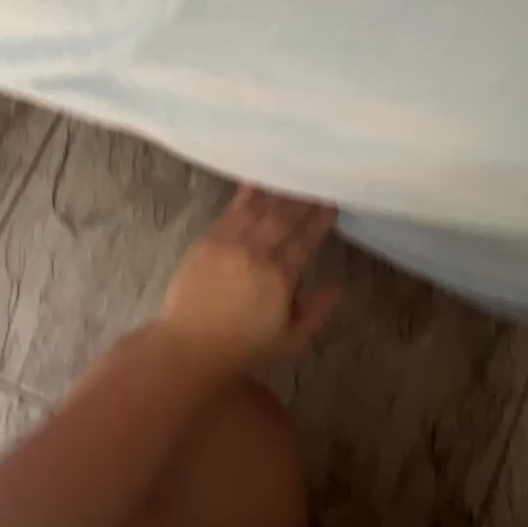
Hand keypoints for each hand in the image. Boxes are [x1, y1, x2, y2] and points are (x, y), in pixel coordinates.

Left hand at [157, 185, 340, 376]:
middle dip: (303, 199)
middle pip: (285, 217)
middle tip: (316, 182)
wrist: (189, 348)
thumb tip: (338, 286)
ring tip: (293, 177)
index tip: (331, 202)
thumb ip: (316, 311)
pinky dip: (247, 193)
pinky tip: (259, 179)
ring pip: (260, 209)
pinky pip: (232, 210)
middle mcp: (256, 253)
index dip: (319, 219)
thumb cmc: (243, 348)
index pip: (305, 239)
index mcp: (279, 277)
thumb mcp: (290, 340)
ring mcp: (229, 243)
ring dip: (279, 192)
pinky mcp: (208, 240)